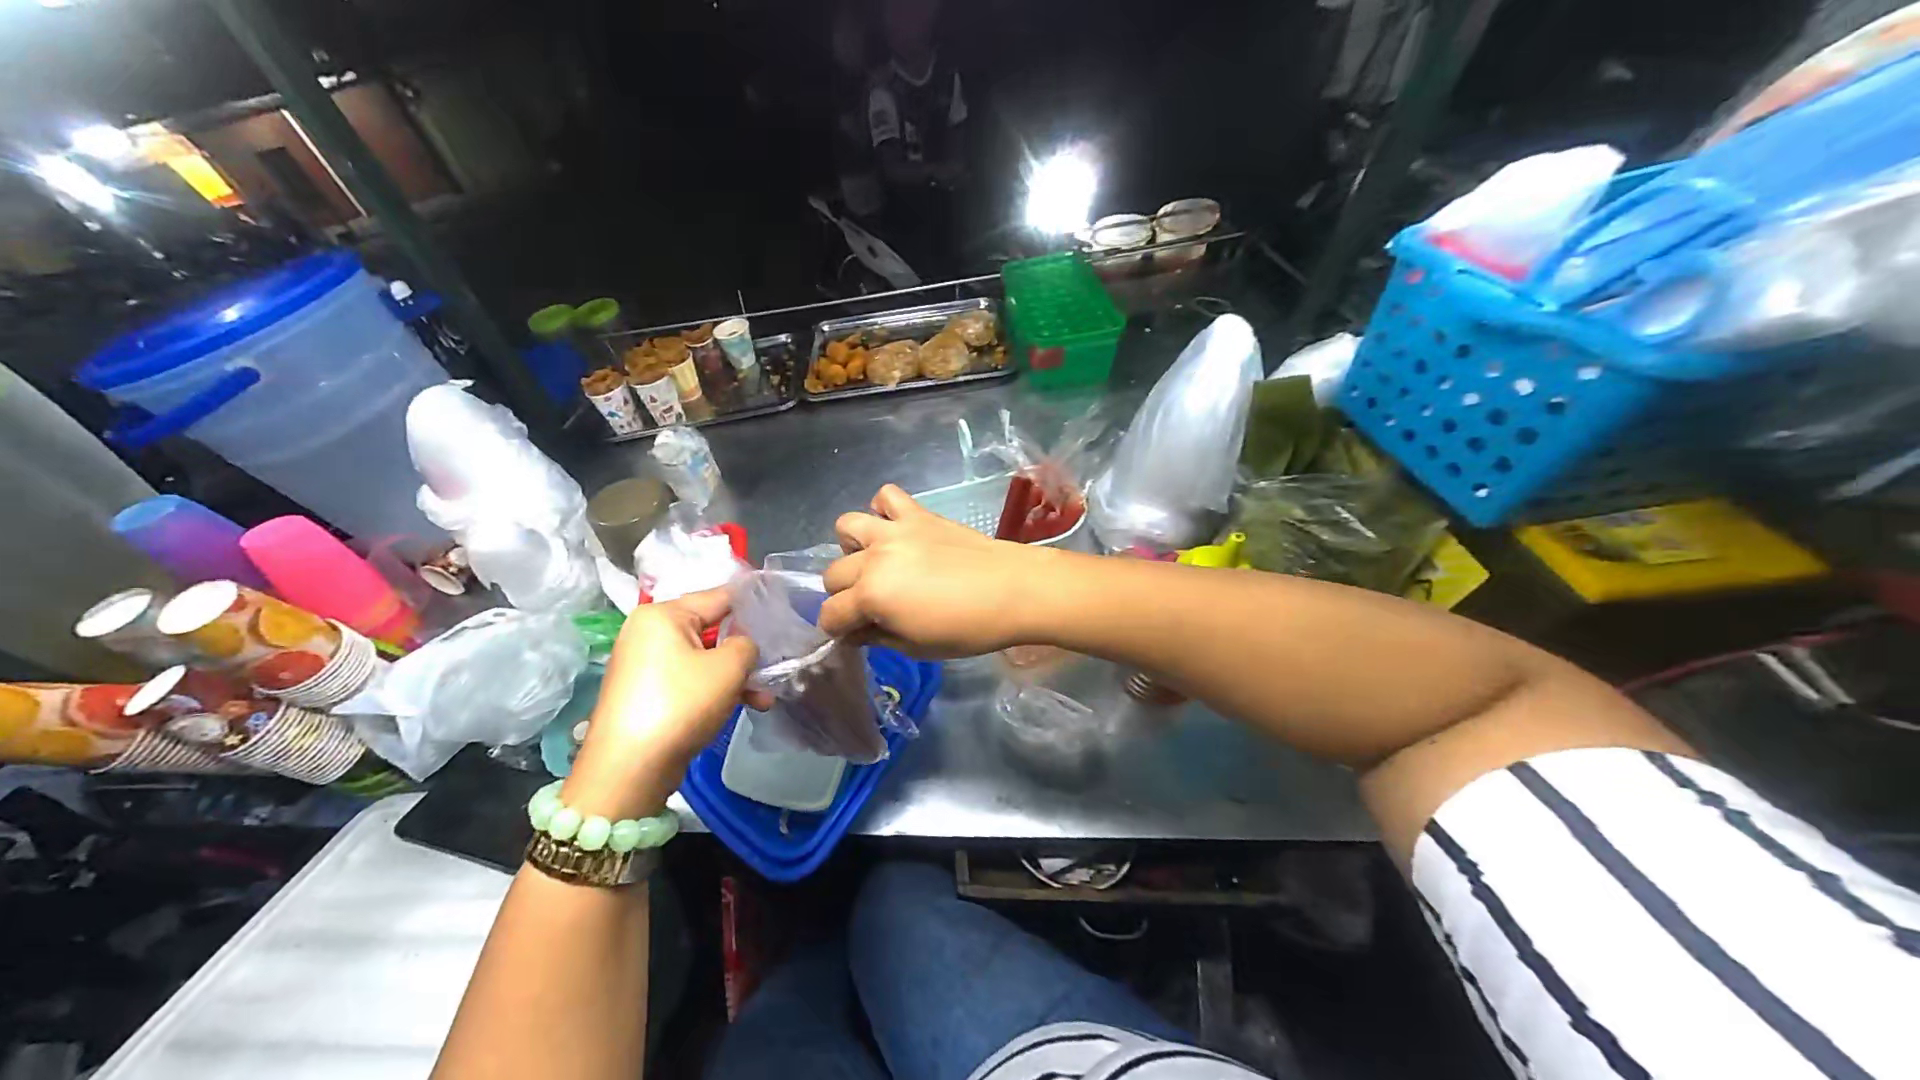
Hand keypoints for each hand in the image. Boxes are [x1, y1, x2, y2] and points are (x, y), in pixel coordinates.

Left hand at [565, 588, 768, 818]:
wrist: (629, 768)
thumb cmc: (681, 704)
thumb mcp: (728, 667)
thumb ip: (747, 645)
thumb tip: (743, 646)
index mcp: (662, 614)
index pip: (719, 597)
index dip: (753, 600)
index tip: (782, 602)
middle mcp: (649, 632)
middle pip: (712, 630)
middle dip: (746, 650)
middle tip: (777, 662)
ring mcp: (645, 664)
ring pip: (705, 659)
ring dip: (737, 675)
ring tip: (765, 697)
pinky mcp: (648, 693)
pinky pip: (691, 679)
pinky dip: (717, 689)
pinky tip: (746, 706)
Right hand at [819, 484, 1052, 658]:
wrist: (1013, 590)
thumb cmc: (967, 628)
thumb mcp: (917, 647)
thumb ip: (878, 637)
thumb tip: (857, 631)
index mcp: (871, 595)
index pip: (830, 614)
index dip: (838, 630)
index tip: (856, 634)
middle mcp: (874, 558)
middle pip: (832, 574)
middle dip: (844, 594)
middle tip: (871, 604)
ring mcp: (894, 531)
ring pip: (847, 526)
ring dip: (853, 547)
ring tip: (877, 561)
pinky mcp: (918, 514)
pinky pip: (886, 495)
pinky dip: (885, 510)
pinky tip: (898, 530)